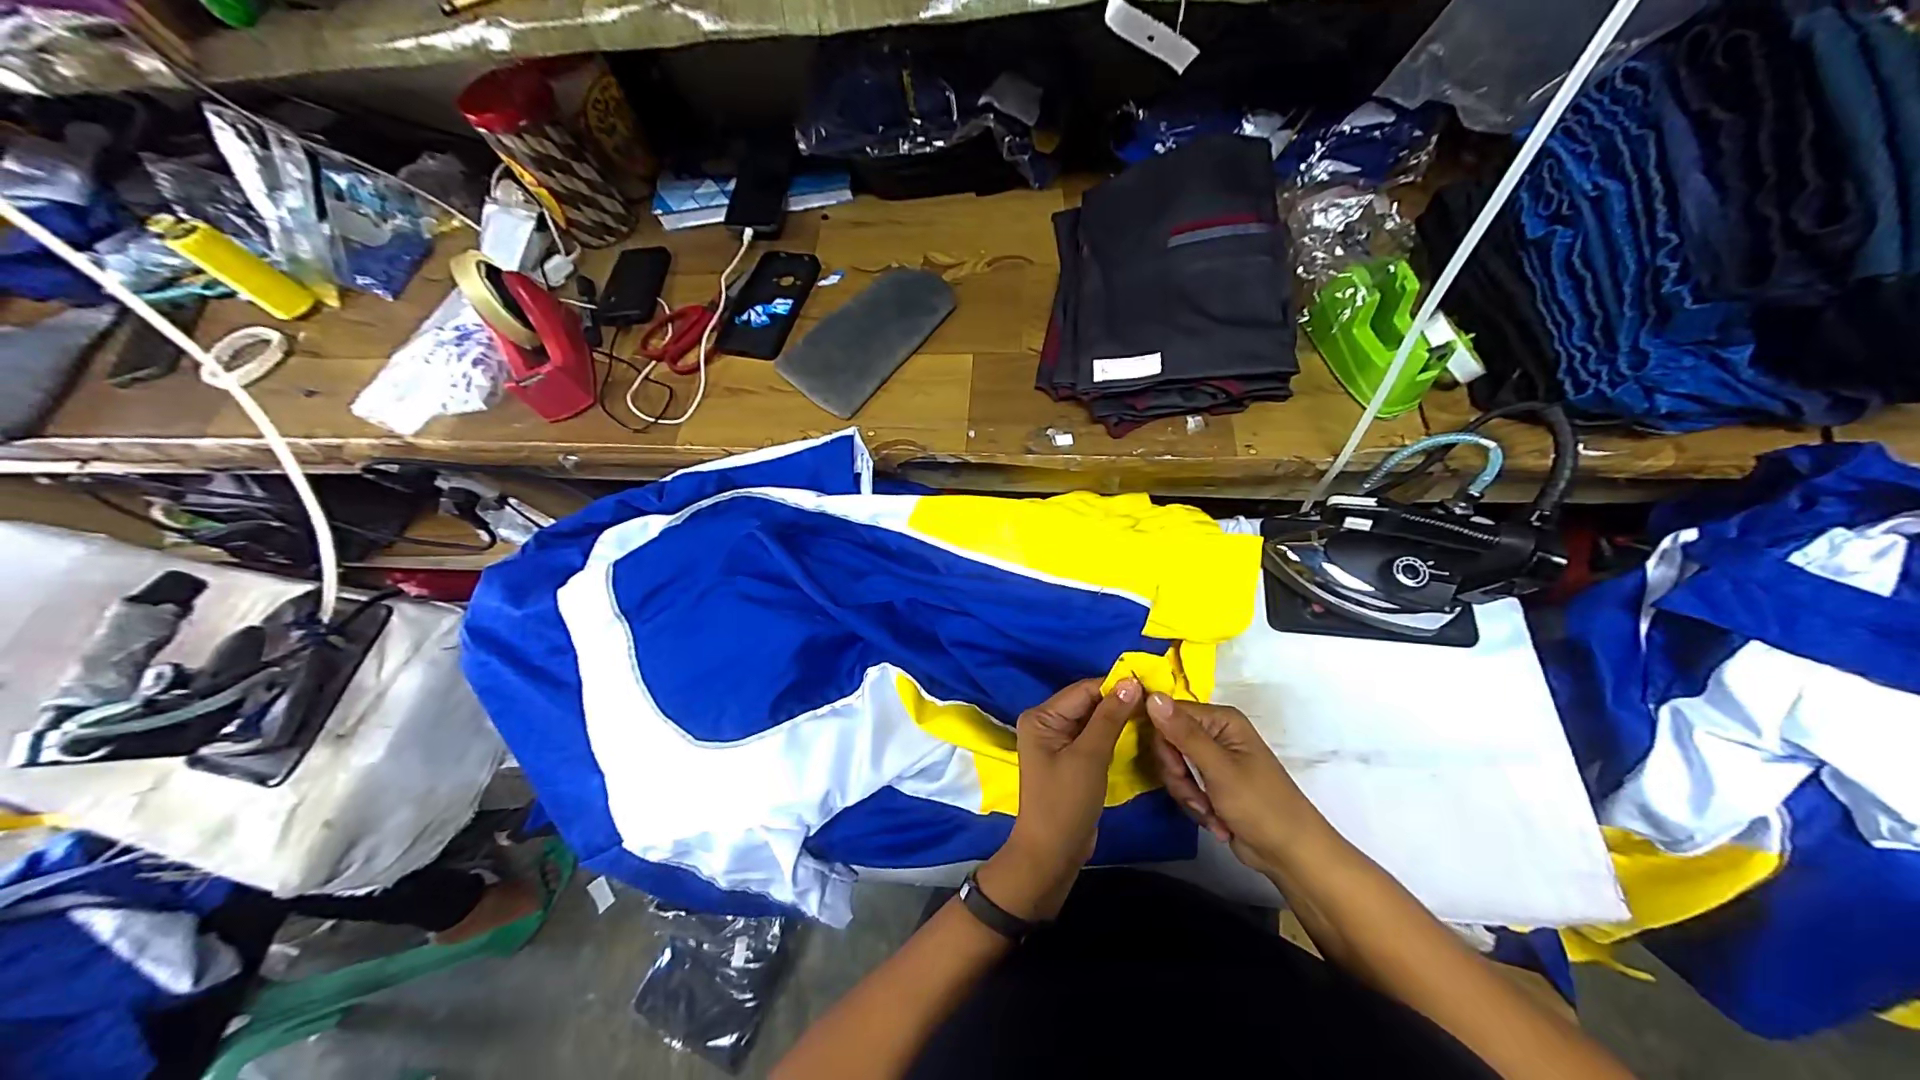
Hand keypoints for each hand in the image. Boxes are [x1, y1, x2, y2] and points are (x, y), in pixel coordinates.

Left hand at [976, 677, 1140, 920]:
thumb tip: (1131, 682)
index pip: (1083, 690)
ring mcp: (1059, 741)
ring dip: (1120, 718)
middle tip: (1158, 703)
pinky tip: (1140, 734)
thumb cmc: (1066, 802)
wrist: (1054, 852)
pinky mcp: (1072, 758)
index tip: (1153, 687)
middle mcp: (1047, 723)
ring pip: (1095, 719)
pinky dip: (1115, 734)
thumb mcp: (1089, 756)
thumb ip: (1109, 717)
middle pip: (1088, 702)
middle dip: (1120, 701)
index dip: (1117, 686)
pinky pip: (1095, 737)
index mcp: (1041, 717)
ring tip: (1154, 716)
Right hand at [1143, 693, 1324, 875]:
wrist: (1289, 854)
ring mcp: (1214, 759)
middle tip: (1196, 796)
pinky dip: (1194, 805)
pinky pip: (1184, 786)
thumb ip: (1184, 733)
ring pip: (1174, 768)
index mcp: (1222, 720)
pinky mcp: (1211, 783)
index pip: (1169, 715)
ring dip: (1187, 795)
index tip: (1176, 769)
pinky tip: (1215, 820)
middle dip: (1177, 775)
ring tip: (1210, 812)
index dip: (1165, 742)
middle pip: (1168, 743)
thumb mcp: (1219, 769)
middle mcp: (1216, 733)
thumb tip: (1152, 696)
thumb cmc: (1260, 806)